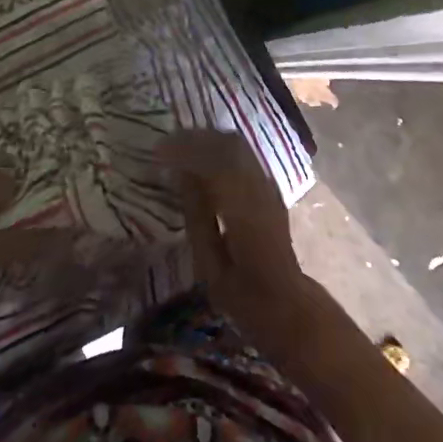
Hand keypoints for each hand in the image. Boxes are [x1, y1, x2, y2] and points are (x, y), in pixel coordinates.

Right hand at [164, 131, 319, 351]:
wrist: (285, 302)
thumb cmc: (241, 293)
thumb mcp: (208, 263)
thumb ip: (196, 215)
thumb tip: (181, 174)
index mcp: (245, 211)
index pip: (214, 163)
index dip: (184, 151)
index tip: (158, 151)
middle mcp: (262, 191)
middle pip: (229, 146)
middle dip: (196, 139)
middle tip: (166, 144)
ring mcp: (270, 187)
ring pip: (240, 146)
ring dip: (209, 140)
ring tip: (180, 147)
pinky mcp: (271, 188)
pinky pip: (245, 156)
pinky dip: (221, 149)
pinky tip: (203, 159)